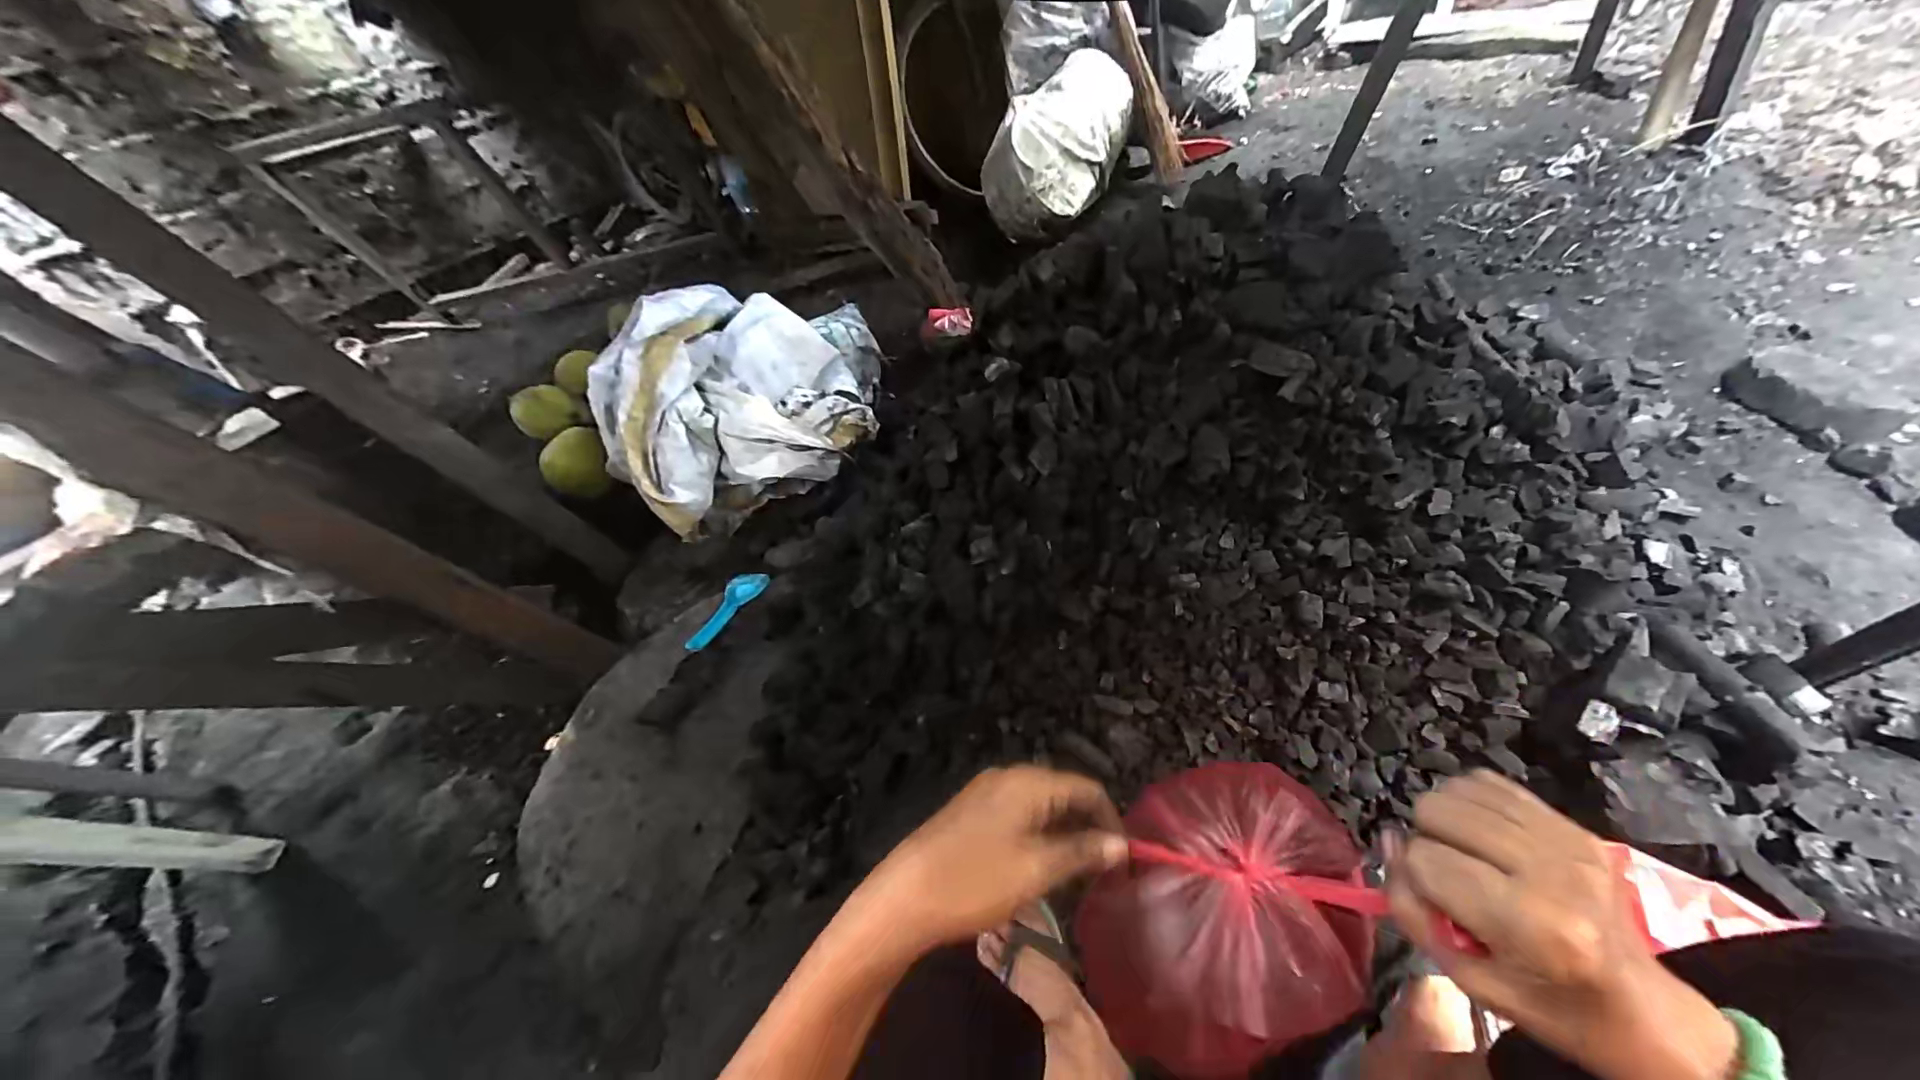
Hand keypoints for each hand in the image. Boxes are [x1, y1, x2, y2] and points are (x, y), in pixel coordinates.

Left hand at [858, 766, 1128, 951]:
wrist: (904, 896)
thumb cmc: (976, 881)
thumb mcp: (1037, 870)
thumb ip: (1082, 852)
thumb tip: (1120, 843)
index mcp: (1027, 781)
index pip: (1086, 788)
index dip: (1110, 820)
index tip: (1124, 859)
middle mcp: (1007, 776)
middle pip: (1063, 793)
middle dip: (1086, 826)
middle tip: (1101, 870)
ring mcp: (985, 792)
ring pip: (1040, 806)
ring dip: (1062, 833)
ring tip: (1074, 873)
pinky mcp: (970, 812)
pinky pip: (1017, 814)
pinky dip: (1036, 835)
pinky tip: (1036, 866)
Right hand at [1385, 771, 1737, 1079]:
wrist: (1646, 1012)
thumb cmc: (1547, 1004)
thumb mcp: (1465, 977)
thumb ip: (1411, 907)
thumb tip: (1388, 838)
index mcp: (1531, 925)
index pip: (1425, 858)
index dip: (1415, 877)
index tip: (1437, 901)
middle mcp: (1552, 874)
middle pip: (1437, 810)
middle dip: (1427, 838)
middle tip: (1448, 871)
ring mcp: (1569, 844)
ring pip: (1458, 789)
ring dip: (1446, 817)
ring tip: (1464, 850)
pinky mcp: (1576, 828)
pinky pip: (1490, 782)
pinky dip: (1470, 800)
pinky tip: (1481, 832)